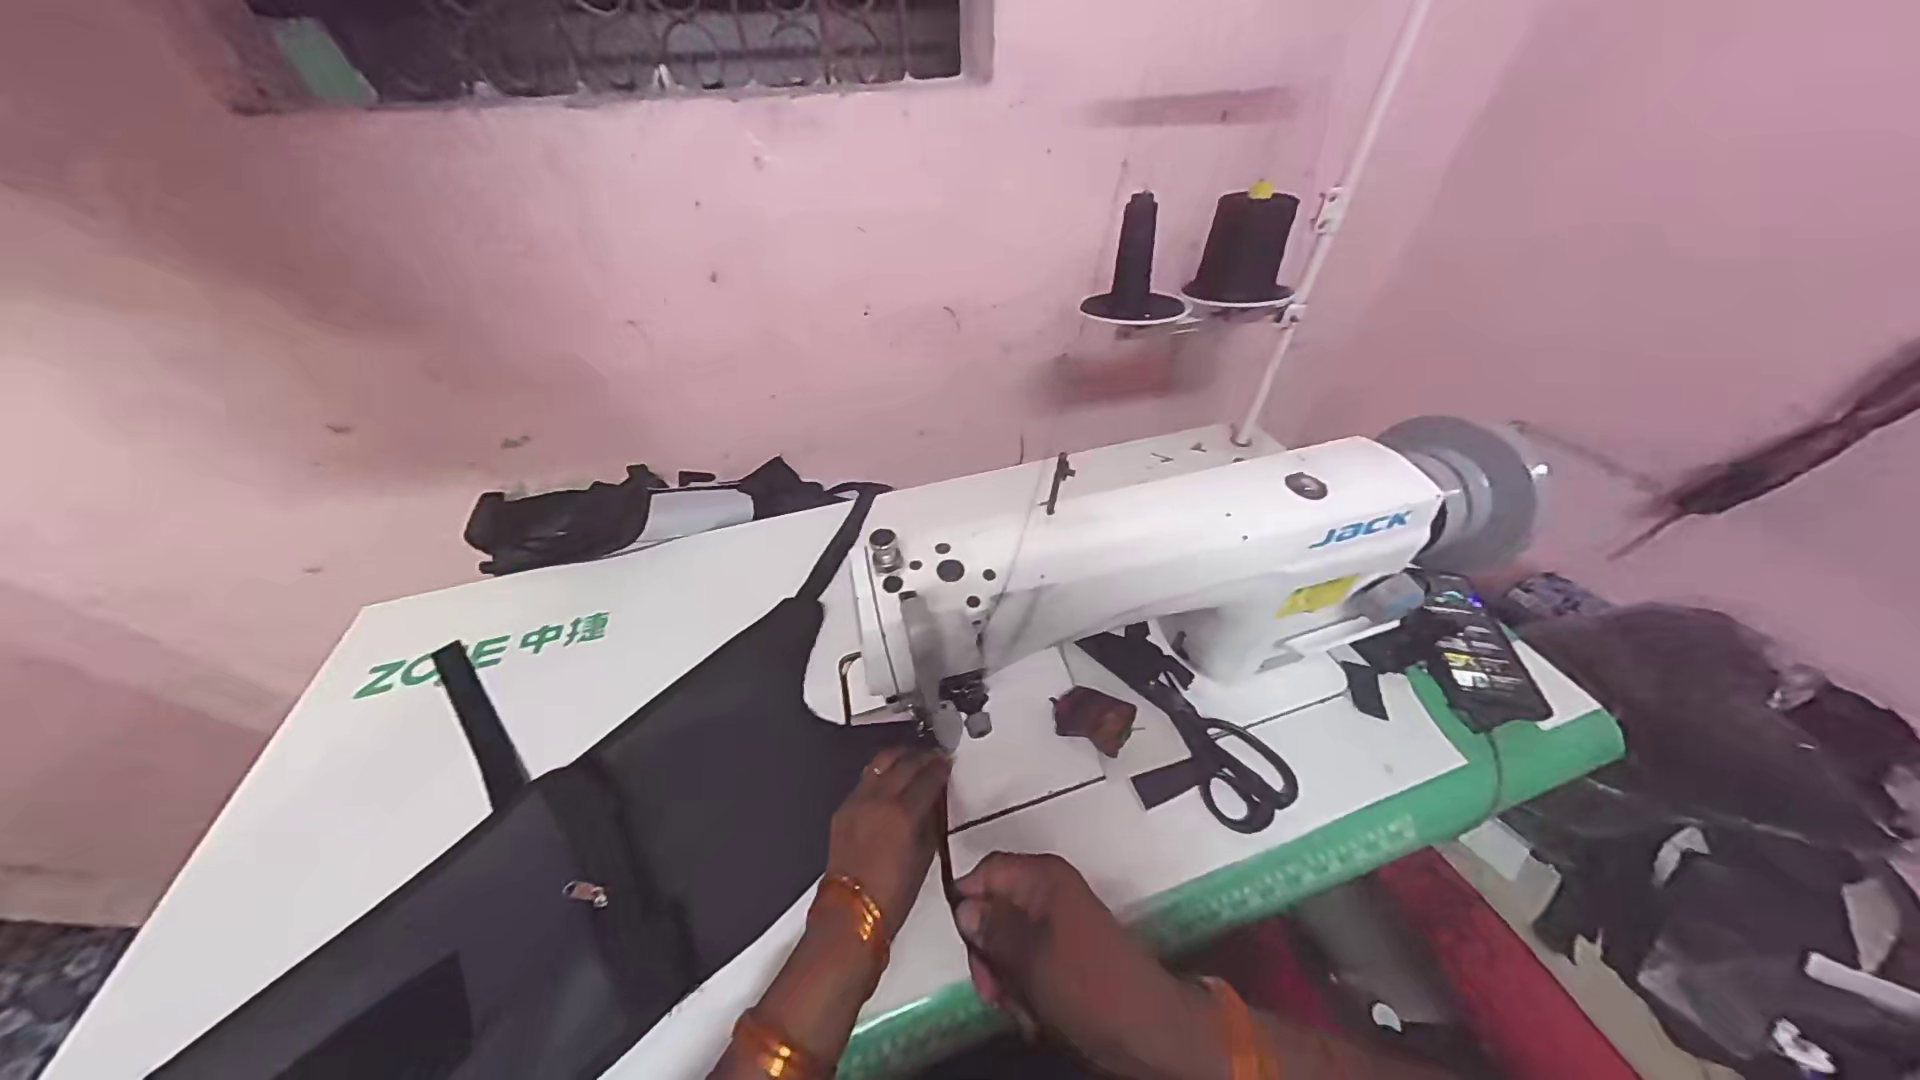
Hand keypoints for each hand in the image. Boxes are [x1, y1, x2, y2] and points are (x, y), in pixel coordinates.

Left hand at [825, 747, 950, 935]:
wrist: (850, 911)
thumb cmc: (893, 893)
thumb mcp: (925, 854)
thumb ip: (931, 819)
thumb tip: (935, 799)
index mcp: (903, 813)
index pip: (928, 776)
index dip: (941, 766)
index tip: (948, 762)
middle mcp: (879, 799)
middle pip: (905, 762)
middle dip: (923, 756)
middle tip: (935, 757)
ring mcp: (858, 800)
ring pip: (881, 762)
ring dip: (901, 757)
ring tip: (913, 759)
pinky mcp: (843, 807)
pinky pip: (866, 778)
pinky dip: (882, 772)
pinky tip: (890, 778)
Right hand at [955, 853, 1222, 1079]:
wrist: (1146, 1031)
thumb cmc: (1090, 984)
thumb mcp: (1031, 956)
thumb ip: (992, 928)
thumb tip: (962, 907)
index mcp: (1042, 877)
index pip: (988, 871)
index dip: (969, 902)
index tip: (966, 943)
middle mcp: (1047, 894)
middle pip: (993, 910)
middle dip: (988, 953)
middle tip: (994, 990)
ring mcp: (1055, 926)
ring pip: (1006, 943)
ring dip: (1005, 978)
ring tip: (1021, 1008)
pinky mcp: (1061, 957)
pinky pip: (1025, 965)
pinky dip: (1023, 990)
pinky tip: (1033, 1016)